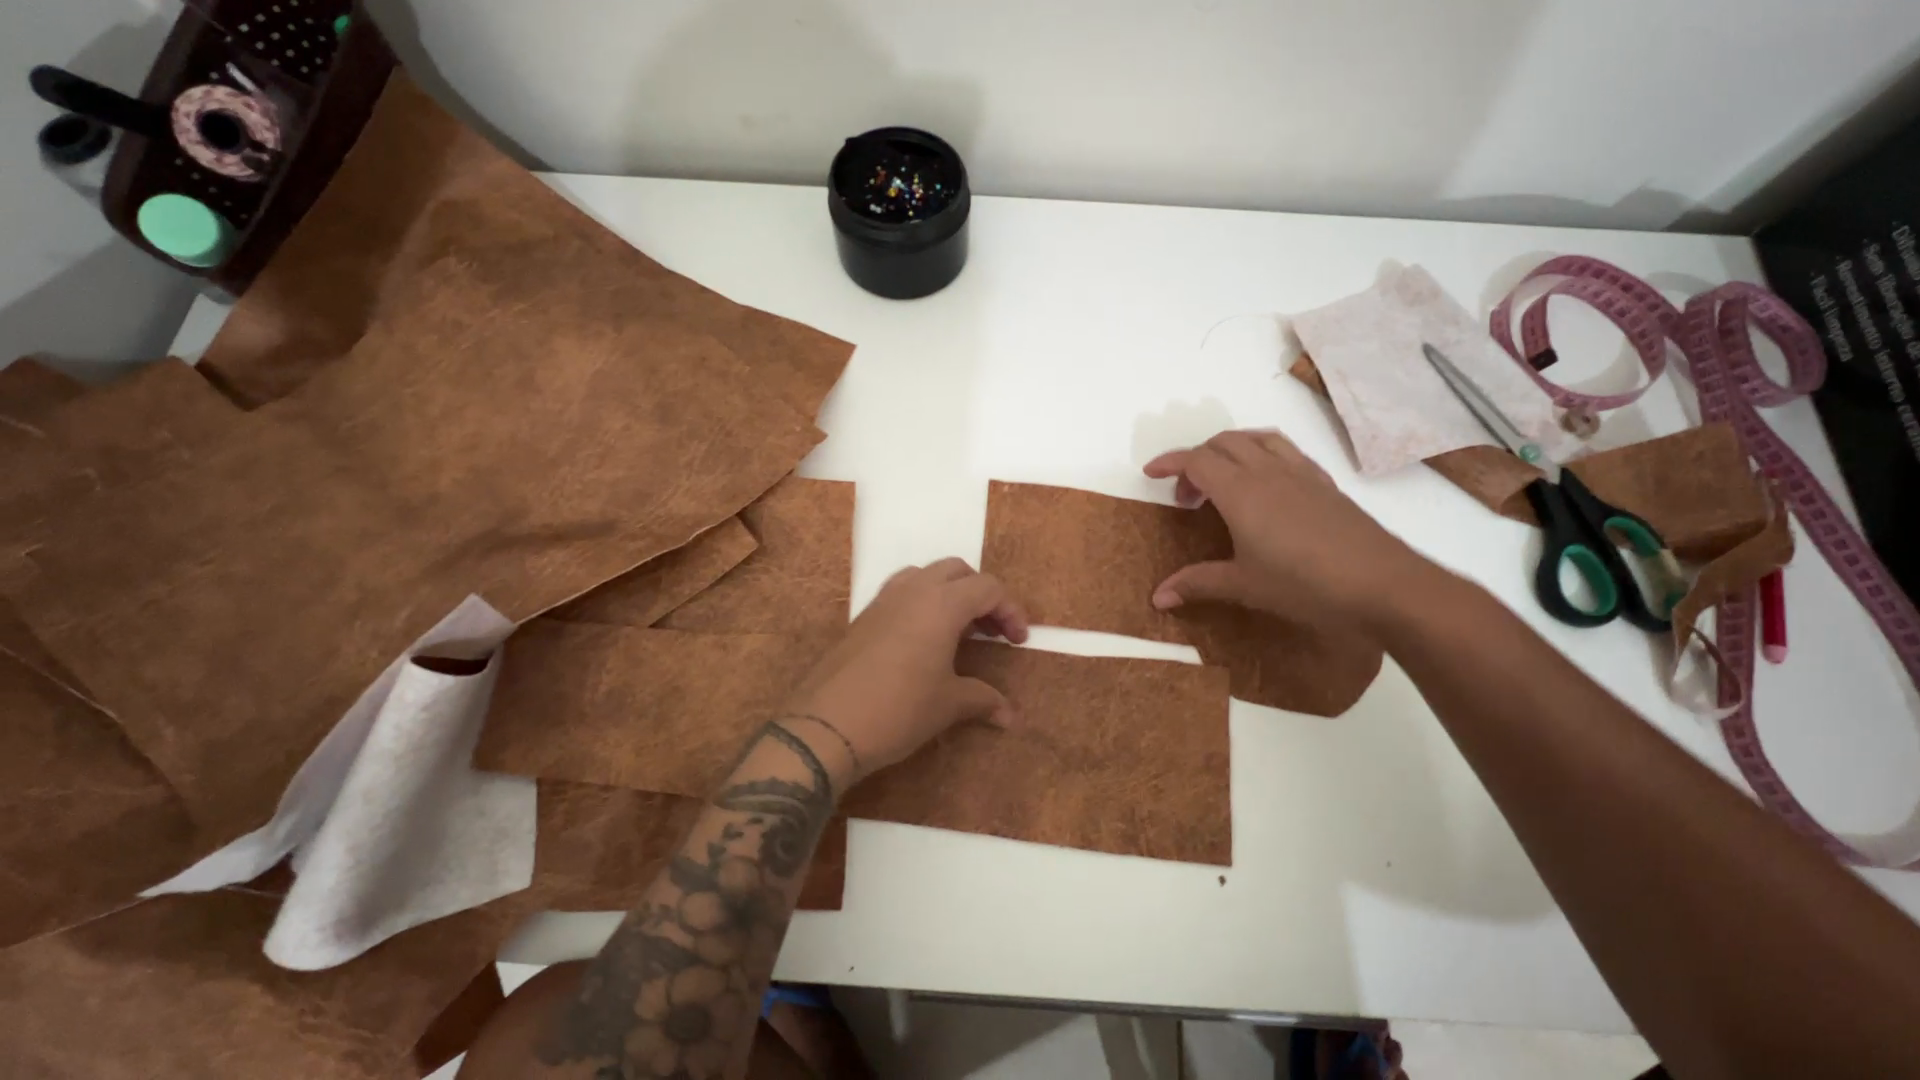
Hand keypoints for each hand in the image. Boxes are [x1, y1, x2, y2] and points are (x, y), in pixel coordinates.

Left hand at [788, 558, 1029, 787]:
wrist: (826, 726)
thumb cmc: (898, 709)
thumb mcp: (947, 704)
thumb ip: (982, 700)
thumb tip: (1011, 716)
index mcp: (941, 603)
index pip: (987, 588)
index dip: (1010, 611)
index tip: (1018, 641)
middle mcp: (912, 590)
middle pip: (957, 571)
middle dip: (981, 595)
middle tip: (992, 631)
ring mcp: (882, 601)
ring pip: (924, 576)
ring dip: (949, 594)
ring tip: (959, 632)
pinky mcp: (862, 618)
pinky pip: (900, 594)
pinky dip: (922, 604)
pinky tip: (923, 642)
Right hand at [1143, 429, 1430, 628]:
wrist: (1382, 584)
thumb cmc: (1304, 584)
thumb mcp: (1244, 585)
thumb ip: (1198, 583)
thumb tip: (1157, 597)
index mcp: (1240, 491)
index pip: (1196, 460)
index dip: (1169, 463)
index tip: (1150, 475)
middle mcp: (1268, 471)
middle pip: (1224, 443)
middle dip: (1197, 460)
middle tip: (1188, 497)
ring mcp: (1301, 473)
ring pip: (1258, 439)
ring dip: (1231, 450)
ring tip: (1224, 480)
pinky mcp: (1325, 484)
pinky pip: (1286, 452)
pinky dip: (1263, 456)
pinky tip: (1268, 489)